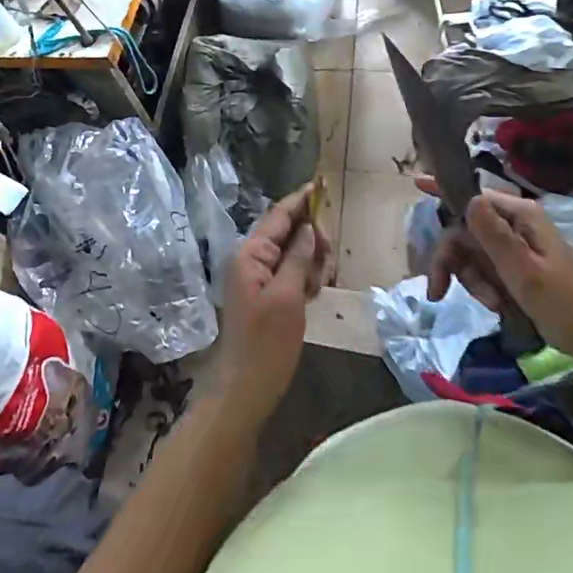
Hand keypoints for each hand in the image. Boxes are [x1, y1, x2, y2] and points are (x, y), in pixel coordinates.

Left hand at [212, 184, 334, 427]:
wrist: (247, 385)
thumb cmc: (267, 342)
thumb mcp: (288, 296)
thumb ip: (298, 258)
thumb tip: (309, 227)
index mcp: (250, 254)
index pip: (278, 216)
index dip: (300, 201)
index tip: (322, 186)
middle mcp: (252, 260)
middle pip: (288, 232)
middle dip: (312, 241)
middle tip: (326, 265)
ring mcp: (259, 278)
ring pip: (294, 254)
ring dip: (311, 263)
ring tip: (317, 288)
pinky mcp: (268, 295)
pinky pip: (291, 274)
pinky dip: (305, 279)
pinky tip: (312, 295)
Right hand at [427, 190, 572, 358]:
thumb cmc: (564, 304)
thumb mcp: (524, 271)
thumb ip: (494, 236)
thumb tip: (470, 199)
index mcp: (521, 216)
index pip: (473, 198)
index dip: (442, 195)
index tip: (416, 184)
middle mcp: (515, 224)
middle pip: (464, 232)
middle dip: (455, 262)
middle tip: (440, 290)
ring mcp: (514, 245)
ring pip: (470, 253)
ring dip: (472, 280)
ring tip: (492, 304)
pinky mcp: (514, 266)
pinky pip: (482, 269)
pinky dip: (482, 287)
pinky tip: (496, 305)